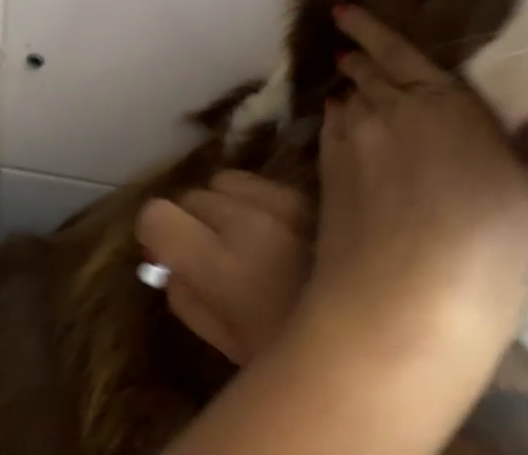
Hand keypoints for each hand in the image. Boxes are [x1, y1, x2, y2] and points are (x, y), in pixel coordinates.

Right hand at [136, 170, 313, 364]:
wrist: (373, 331)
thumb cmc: (289, 348)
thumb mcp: (224, 338)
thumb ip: (184, 294)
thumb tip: (164, 260)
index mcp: (219, 262)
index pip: (155, 215)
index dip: (155, 233)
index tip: (165, 249)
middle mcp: (247, 219)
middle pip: (191, 195)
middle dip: (192, 219)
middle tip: (210, 248)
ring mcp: (283, 202)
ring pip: (225, 180)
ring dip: (226, 203)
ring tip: (246, 234)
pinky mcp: (310, 194)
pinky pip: (264, 182)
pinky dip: (260, 198)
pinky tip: (278, 227)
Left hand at [303, 6, 527, 359]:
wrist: (409, 304)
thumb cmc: (487, 252)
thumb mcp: (522, 199)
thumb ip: (503, 155)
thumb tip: (506, 136)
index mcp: (448, 102)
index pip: (401, 52)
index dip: (372, 30)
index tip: (347, 12)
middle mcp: (393, 107)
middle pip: (367, 71)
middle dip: (358, 54)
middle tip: (348, 46)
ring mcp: (354, 139)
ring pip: (347, 101)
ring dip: (348, 90)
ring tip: (345, 84)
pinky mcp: (327, 174)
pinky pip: (331, 132)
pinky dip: (336, 124)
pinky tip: (340, 128)